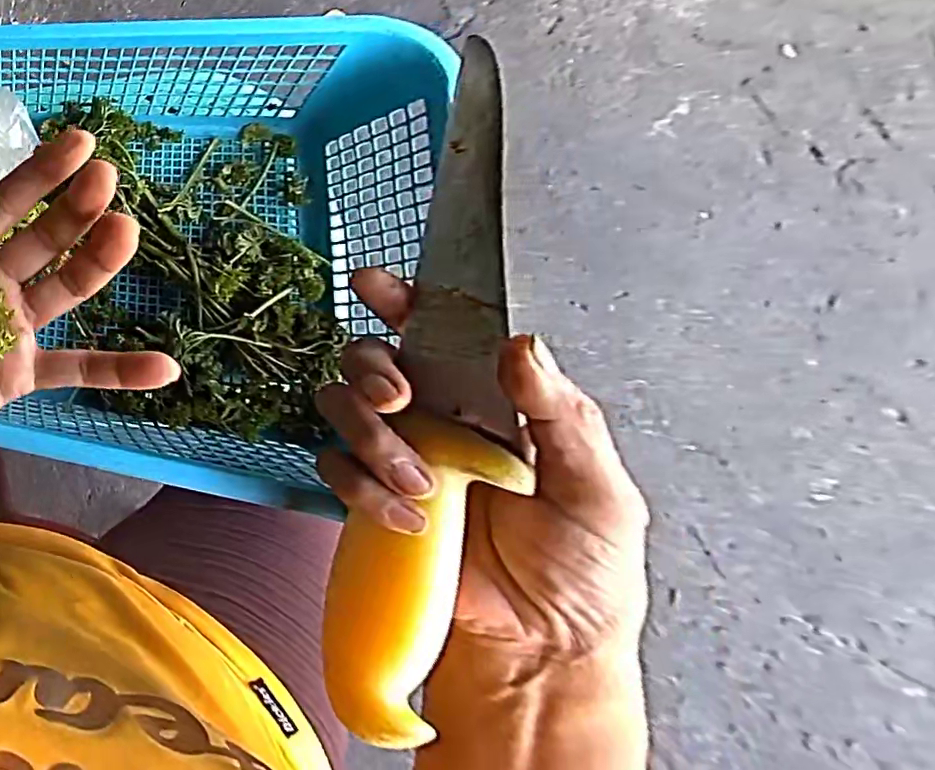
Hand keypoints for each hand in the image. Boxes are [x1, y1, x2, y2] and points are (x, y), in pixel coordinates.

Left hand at [0, 129, 180, 454]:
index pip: (10, 203)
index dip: (43, 174)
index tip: (80, 143)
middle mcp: (2, 280)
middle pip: (47, 240)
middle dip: (76, 209)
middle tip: (106, 178)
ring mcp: (19, 325)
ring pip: (67, 288)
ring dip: (98, 263)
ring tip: (127, 232)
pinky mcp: (26, 371)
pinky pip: (77, 369)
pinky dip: (118, 370)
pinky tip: (163, 367)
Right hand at [315, 268, 649, 660]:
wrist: (539, 649)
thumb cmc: (580, 572)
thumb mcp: (599, 491)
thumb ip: (562, 414)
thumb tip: (522, 346)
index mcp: (484, 399)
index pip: (435, 331)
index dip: (400, 300)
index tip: (375, 285)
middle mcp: (430, 415)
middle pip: (368, 358)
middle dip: (371, 370)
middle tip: (396, 399)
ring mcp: (393, 453)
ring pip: (340, 403)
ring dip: (371, 438)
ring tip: (421, 483)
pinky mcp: (367, 493)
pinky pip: (335, 466)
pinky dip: (363, 488)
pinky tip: (410, 520)